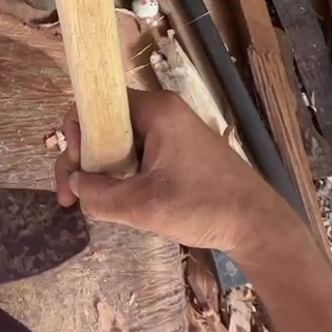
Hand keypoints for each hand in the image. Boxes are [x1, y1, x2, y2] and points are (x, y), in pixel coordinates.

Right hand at [54, 88, 282, 255]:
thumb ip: (100, 195)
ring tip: (94, 203)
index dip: (77, 133)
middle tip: (71, 196)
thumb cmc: (205, 207)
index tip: (77, 168)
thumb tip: (74, 185)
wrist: (260, 227)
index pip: (97, 105)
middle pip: (104, 125)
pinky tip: (119, 201)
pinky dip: (122, 175)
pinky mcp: (178, 150)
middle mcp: (161, 112)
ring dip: (102, 171)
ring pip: (118, 143)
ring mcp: (171, 130)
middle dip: (83, 160)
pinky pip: (136, 154)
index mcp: (155, 110)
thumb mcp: (144, 206)